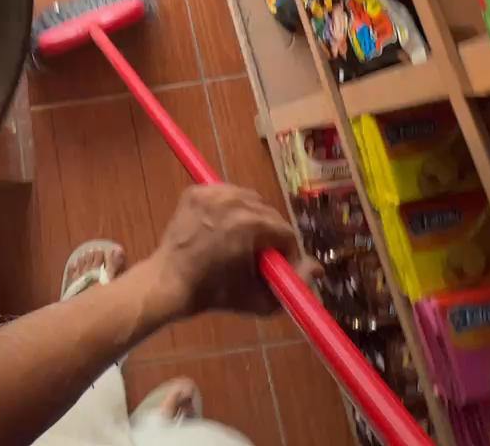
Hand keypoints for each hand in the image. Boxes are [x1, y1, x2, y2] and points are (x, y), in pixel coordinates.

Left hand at [143, 184, 318, 317]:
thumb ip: (294, 283)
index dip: (287, 251)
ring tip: (244, 240)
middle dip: (270, 232)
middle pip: (267, 211)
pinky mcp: (196, 190)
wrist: (171, 280)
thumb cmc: (215, 293)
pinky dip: (230, 206)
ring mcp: (211, 192)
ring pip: (247, 198)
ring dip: (252, 217)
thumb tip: (318, 268)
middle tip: (262, 254)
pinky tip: (226, 226)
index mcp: (249, 223)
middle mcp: (231, 200)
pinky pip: (225, 193)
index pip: (284, 230)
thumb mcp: (260, 298)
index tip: (278, 265)